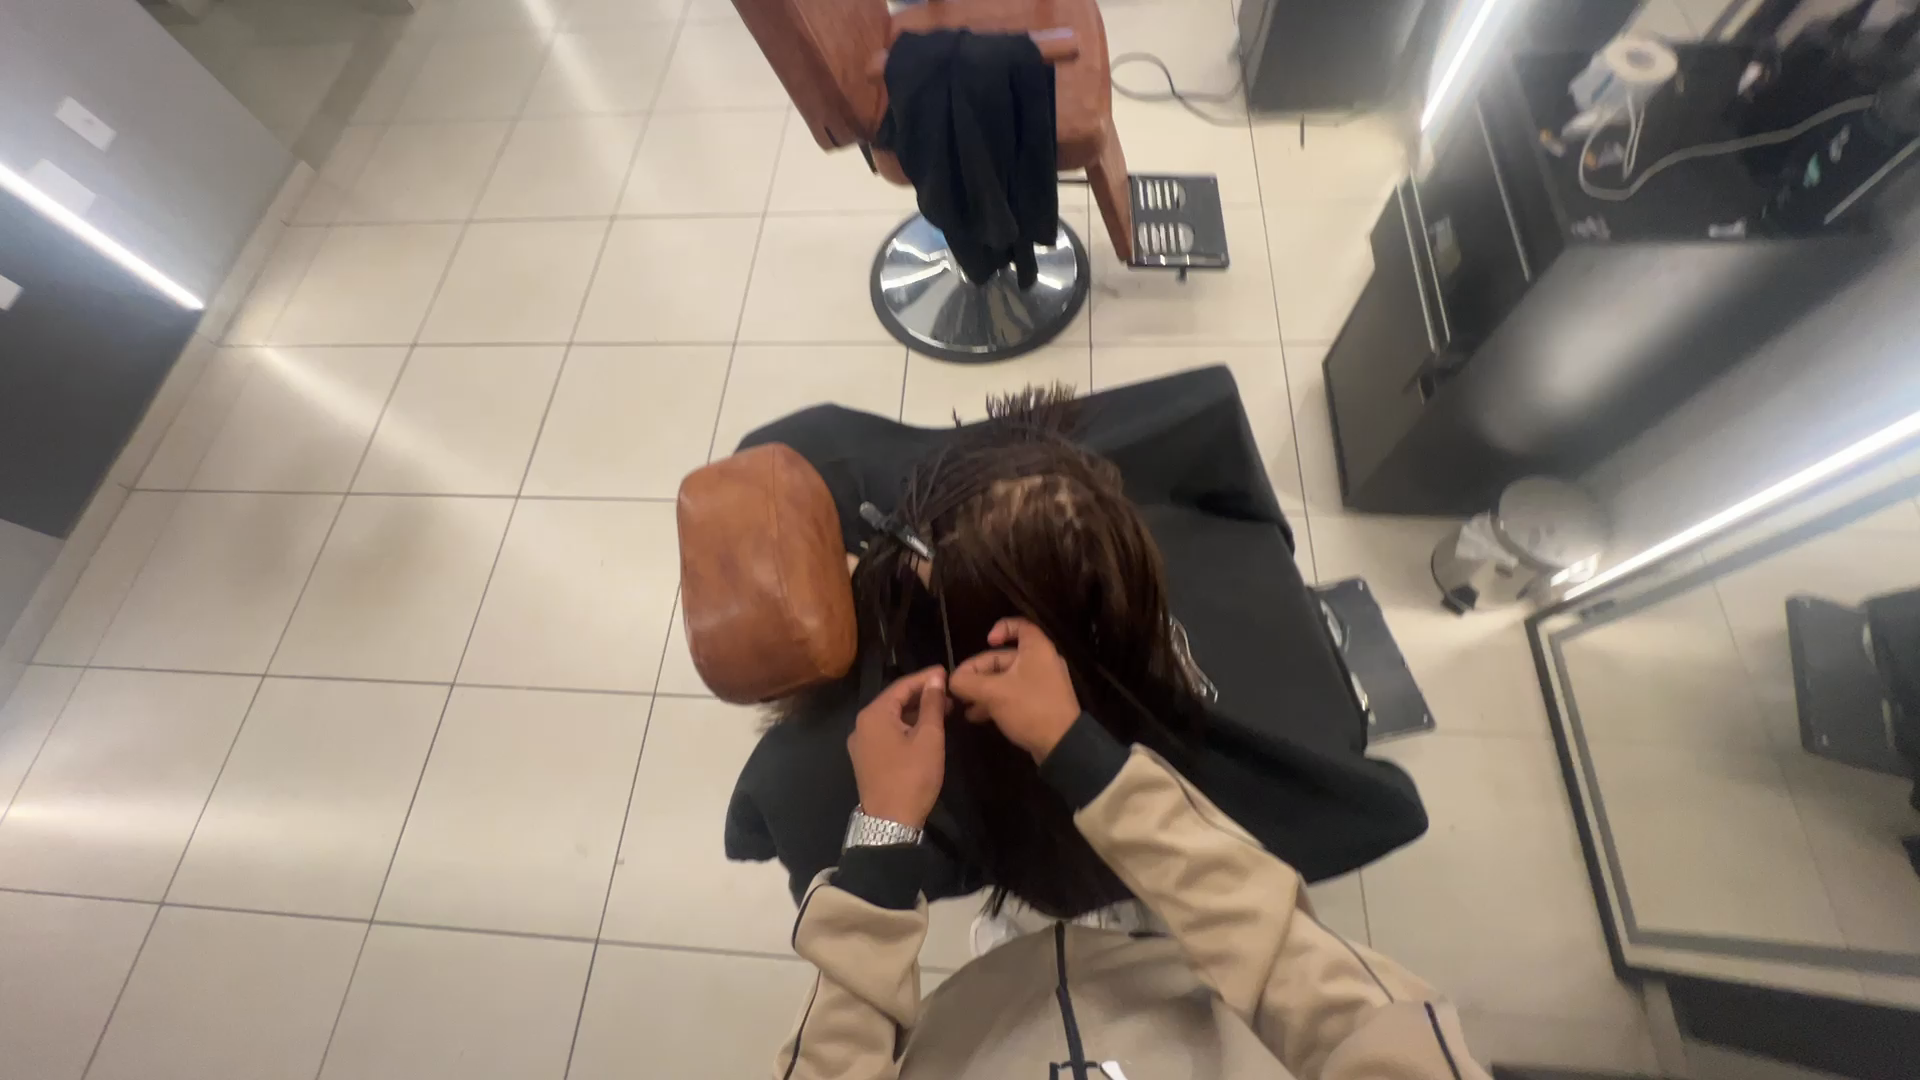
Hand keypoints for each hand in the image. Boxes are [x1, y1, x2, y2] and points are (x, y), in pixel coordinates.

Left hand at [847, 667, 947, 828]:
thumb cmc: (912, 776)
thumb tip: (936, 678)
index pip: (902, 685)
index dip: (926, 678)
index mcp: (873, 714)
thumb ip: (932, 704)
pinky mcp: (867, 759)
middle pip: (895, 700)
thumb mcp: (928, 737)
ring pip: (891, 718)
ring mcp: (862, 743)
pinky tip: (925, 729)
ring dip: (915, 712)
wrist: (890, 824)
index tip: (947, 672)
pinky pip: (887, 733)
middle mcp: (862, 725)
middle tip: (949, 693)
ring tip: (943, 710)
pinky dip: (906, 727)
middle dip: (922, 695)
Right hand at [948, 618, 1079, 761]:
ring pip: (1006, 678)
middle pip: (1004, 657)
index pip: (1020, 625)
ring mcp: (1041, 684)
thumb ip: (968, 682)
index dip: (1001, 628)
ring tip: (963, 704)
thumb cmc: (1029, 707)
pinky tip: (976, 716)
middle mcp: (1041, 662)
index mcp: (1036, 649)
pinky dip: (996, 700)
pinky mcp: (1040, 704)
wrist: (1062, 744)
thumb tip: (951, 679)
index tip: (986, 642)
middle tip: (959, 687)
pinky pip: (1014, 694)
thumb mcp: (993, 693)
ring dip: (984, 689)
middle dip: (979, 671)